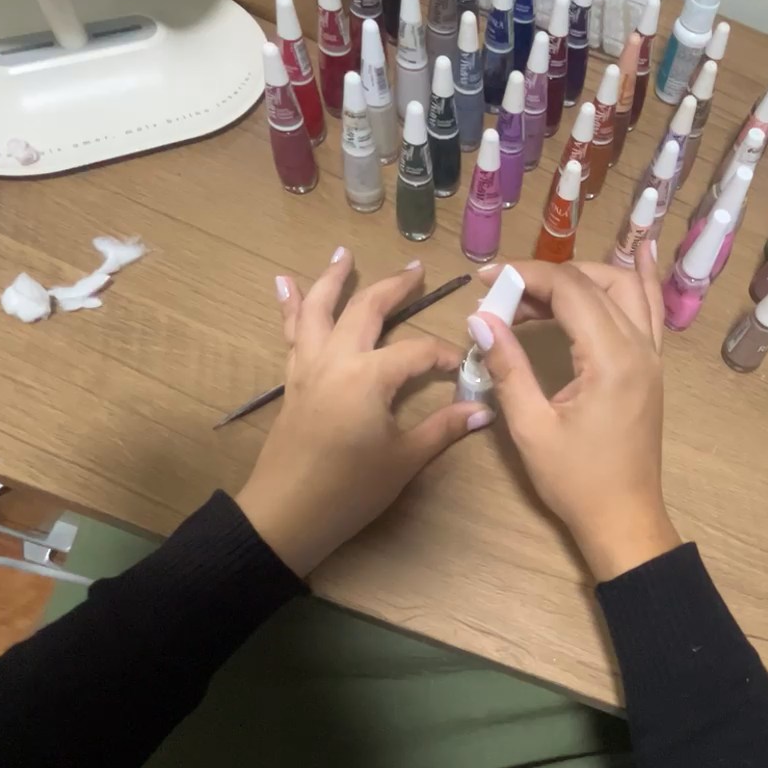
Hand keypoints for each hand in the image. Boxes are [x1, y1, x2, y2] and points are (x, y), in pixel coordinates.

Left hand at [236, 250, 489, 575]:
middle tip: (416, 270)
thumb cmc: (350, 489)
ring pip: (318, 310)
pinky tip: (283, 285)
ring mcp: (309, 367)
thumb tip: (484, 410)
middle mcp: (336, 359)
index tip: (464, 367)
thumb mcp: (404, 460)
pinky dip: (290, 306)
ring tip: (342, 254)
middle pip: (366, 309)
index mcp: (368, 376)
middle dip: (394, 287)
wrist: (287, 514)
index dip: (444, 355)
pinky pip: (291, 333)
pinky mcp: (293, 381)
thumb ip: (443, 429)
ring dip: (332, 279)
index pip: (417, 352)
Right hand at [470, 243, 680, 580]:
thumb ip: (508, 367)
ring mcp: (652, 357)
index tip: (484, 281)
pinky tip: (642, 252)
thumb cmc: (576, 482)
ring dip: (586, 277)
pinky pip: (651, 311)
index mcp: (611, 359)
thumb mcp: (532, 428)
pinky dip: (639, 281)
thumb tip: (481, 319)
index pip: (570, 289)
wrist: (623, 518)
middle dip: (549, 277)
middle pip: (598, 281)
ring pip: (628, 288)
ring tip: (542, 288)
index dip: (524, 276)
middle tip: (506, 295)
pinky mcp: (652, 369)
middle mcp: (640, 348)